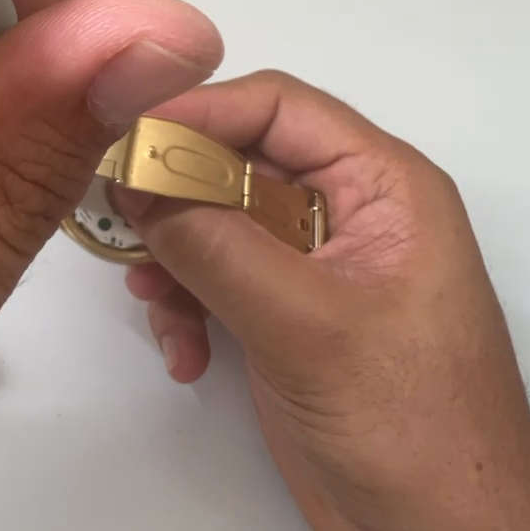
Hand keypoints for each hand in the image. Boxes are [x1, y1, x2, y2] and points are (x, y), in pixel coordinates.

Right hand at [115, 71, 529, 530]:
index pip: (276, 106)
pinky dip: (185, 302)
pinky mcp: (281, 304)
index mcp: (378, 183)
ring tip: (154, 299)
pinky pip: (213, 272)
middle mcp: (340, 206)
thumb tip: (132, 182)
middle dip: (174, 194)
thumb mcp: (306, 326)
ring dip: (172, 255)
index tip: (127, 141)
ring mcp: (307, 258)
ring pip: (212, 216)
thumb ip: (214, 246)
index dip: (199, 111)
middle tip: (119, 217)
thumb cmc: (410, 424)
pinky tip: (183, 351)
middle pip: (234, 159)